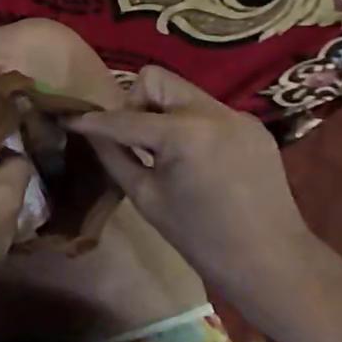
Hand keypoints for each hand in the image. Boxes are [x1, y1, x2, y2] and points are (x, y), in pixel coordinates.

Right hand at [65, 65, 314, 296]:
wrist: (272, 261)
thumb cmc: (200, 237)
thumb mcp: (145, 196)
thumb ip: (114, 156)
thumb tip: (89, 132)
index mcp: (184, 133)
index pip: (124, 117)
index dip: (93, 121)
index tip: (69, 120)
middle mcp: (213, 112)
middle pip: (155, 80)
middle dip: (134, 104)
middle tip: (131, 139)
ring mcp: (237, 116)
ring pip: (180, 92)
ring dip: (161, 113)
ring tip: (160, 150)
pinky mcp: (251, 126)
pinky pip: (204, 110)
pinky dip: (186, 125)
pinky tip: (190, 157)